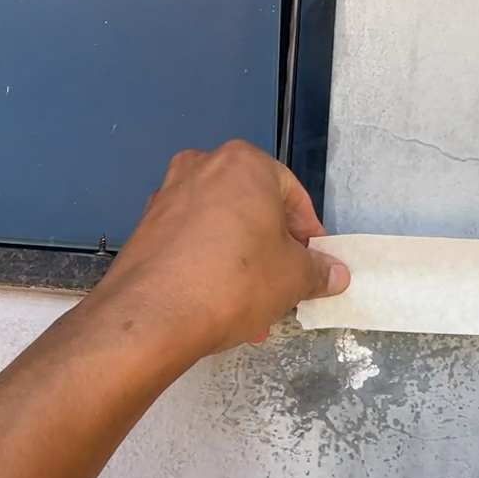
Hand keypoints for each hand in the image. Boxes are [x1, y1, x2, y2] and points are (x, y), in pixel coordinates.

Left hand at [85, 140, 350, 359]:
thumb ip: (317, 270)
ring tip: (252, 308)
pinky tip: (217, 304)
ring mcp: (166, 196)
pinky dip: (207, 266)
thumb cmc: (235, 281)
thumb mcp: (292, 278)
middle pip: (252, 209)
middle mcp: (200, 167)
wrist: (152, 314)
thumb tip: (335, 273)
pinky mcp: (143, 227)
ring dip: (240, 264)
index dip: (308, 233)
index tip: (313, 264)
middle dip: (271, 250)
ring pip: (219, 229)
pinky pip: (189, 243)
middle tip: (284, 286)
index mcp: (243, 163)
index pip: (292, 194)